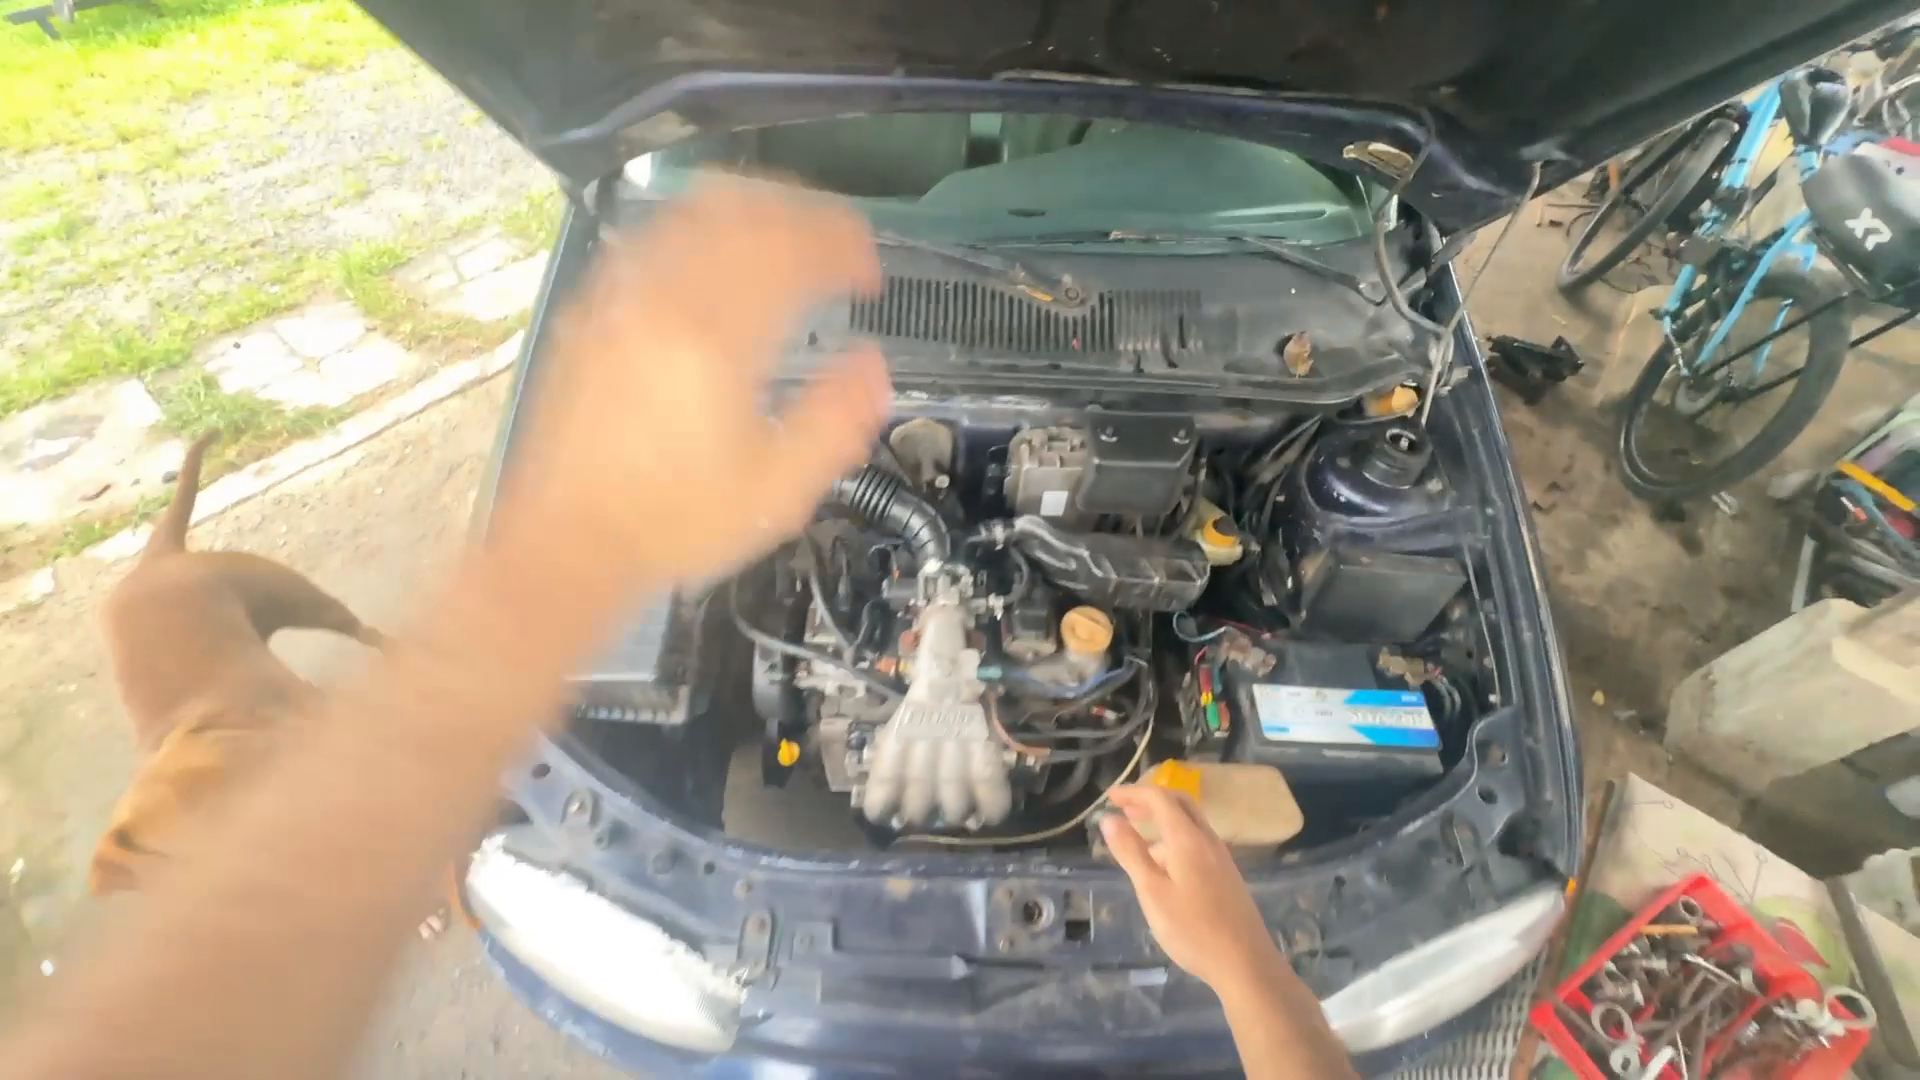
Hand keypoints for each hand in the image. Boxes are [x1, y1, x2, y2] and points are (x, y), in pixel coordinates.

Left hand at [490, 177, 890, 609]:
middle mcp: (663, 300)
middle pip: (743, 210)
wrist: (569, 545)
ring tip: (789, 238)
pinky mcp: (592, 314)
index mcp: (717, 340)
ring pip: (692, 212)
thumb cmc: (678, 523)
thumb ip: (838, 422)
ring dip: (754, 210)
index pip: (791, 252)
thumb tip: (874, 367)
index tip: (870, 273)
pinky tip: (718, 259)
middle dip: (805, 215)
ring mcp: (618, 300)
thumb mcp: (780, 491)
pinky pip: (652, 238)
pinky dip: (700, 229)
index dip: (843, 247)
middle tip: (840, 245)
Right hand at [1100, 784, 1288, 995]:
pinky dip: (1174, 840)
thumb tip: (1109, 819)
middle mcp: (1207, 840)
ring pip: (1190, 824)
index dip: (1133, 793)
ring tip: (1138, 842)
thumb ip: (1130, 852)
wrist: (1247, 965)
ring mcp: (1221, 858)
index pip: (1159, 799)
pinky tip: (1164, 869)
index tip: (1109, 798)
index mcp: (1188, 839)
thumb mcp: (1152, 892)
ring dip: (1162, 821)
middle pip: (1179, 803)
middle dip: (1150, 801)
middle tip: (1124, 809)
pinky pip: (1197, 842)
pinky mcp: (1227, 876)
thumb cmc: (1193, 929)